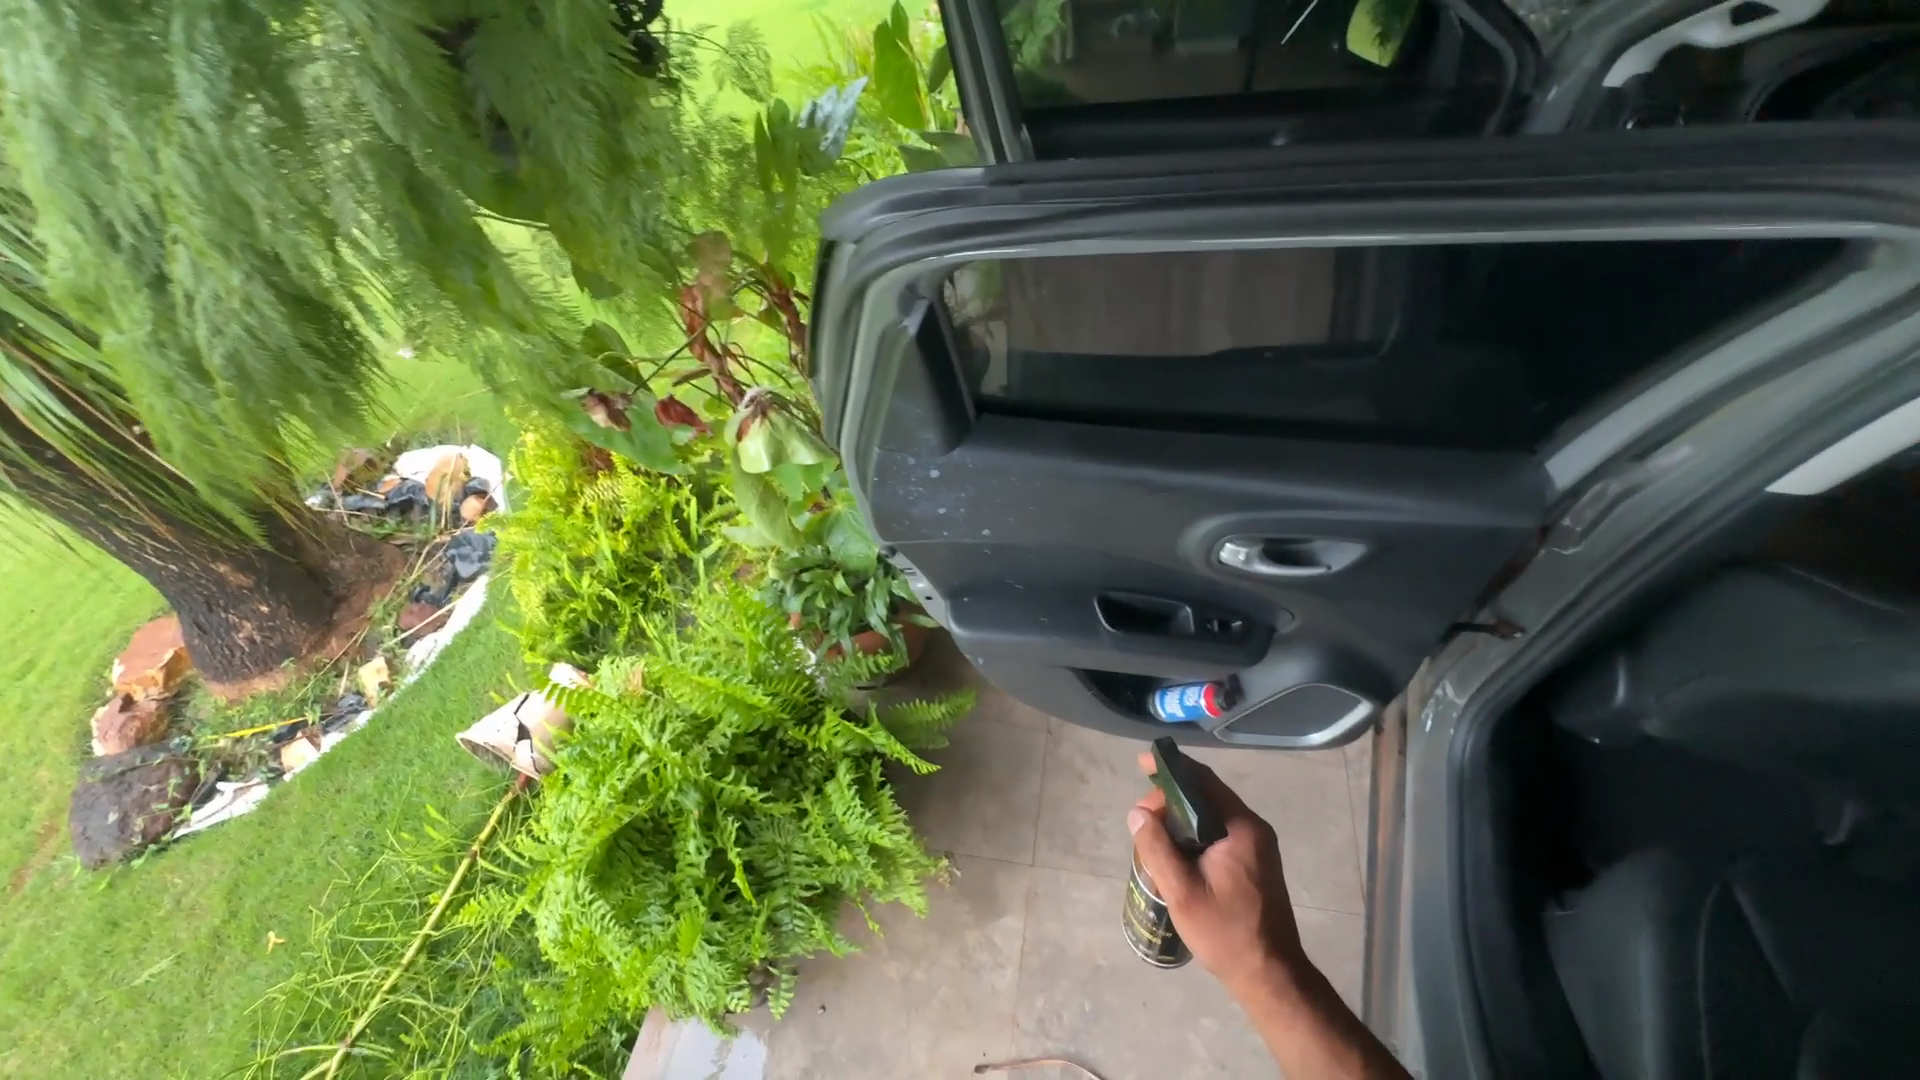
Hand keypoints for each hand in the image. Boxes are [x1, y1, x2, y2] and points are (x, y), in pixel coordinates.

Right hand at [1126, 751, 1308, 1000]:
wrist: (1270, 975)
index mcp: (1241, 828)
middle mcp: (1253, 829)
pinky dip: (1194, 833)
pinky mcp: (1253, 863)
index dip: (1171, 768)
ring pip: (1211, 816)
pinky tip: (1174, 851)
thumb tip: (1138, 813)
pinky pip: (1218, 833)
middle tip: (1141, 818)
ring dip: (1181, 818)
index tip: (1143, 763)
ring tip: (1151, 834)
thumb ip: (1157, 847)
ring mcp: (1256, 846)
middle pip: (1207, 796)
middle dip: (1170, 798)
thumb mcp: (1181, 890)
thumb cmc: (1226, 932)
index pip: (1203, 781)